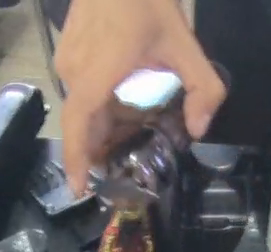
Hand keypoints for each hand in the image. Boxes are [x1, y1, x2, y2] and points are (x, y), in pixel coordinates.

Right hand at [55, 0, 226, 194]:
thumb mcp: (184, 43)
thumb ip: (203, 89)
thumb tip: (199, 129)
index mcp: (95, 73)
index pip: (77, 125)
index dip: (76, 159)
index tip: (78, 188)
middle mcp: (73, 71)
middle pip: (85, 124)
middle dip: (104, 149)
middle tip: (129, 167)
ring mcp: (68, 60)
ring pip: (86, 109)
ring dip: (107, 128)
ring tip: (135, 135)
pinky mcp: (69, 51)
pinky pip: (85, 92)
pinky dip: (104, 107)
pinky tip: (129, 106)